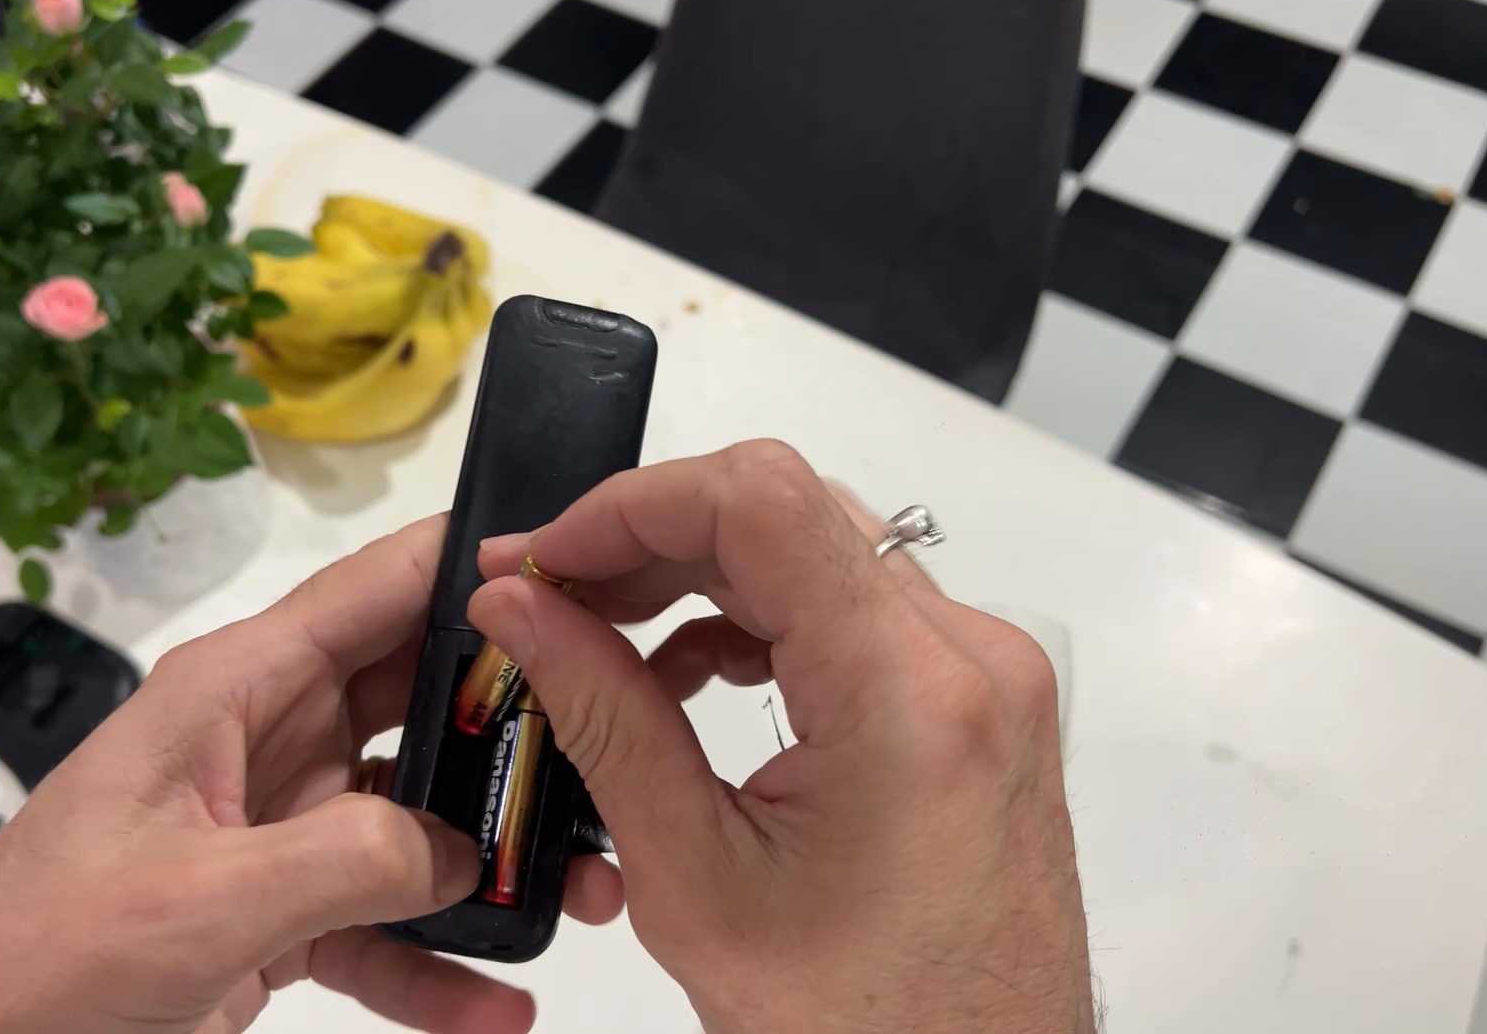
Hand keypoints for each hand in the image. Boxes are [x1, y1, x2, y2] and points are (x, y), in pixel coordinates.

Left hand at [0, 516, 622, 1033]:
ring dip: (493, 843)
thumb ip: (340, 860)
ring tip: (575, 882)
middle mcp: (282, 730)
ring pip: (423, 802)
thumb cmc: (24, 978)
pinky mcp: (296, 893)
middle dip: (512, 713)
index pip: (376, 589)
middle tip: (599, 731)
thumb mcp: (189, 906)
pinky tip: (494, 998)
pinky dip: (439, 949)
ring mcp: (295, 814)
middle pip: (422, 693)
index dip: (468, 564)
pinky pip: (389, 906)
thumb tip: (455, 851)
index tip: (562, 571)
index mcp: (244, 685)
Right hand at [472, 441, 1091, 1033]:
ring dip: (688, 571)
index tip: (550, 552)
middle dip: (645, 536)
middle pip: (775, 512)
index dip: (633, 505)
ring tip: (602, 630)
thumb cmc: (859, 1031)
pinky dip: (740, 613)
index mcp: (906, 696)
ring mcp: (968, 665)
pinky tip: (681, 668)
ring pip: (800, 543)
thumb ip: (600, 714)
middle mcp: (960, 655)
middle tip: (554, 586)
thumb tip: (519, 610)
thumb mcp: (692, 874)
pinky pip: (829, 599)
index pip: (758, 504)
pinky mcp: (954, 684)